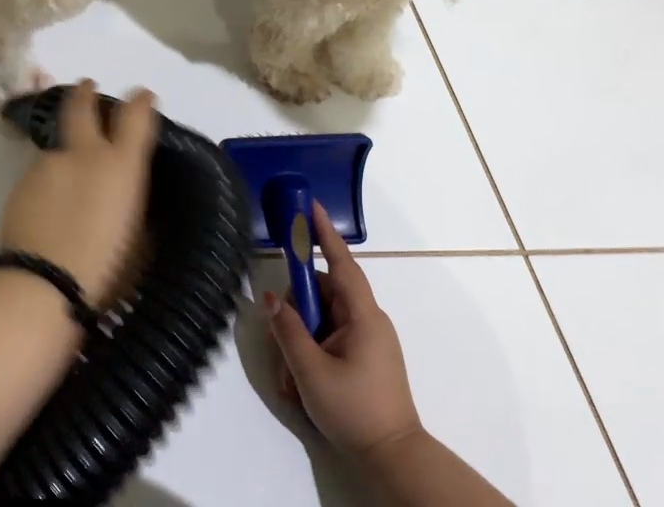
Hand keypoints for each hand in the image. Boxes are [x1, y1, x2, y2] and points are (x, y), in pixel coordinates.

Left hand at [0, 80, 156, 299]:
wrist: (42, 285)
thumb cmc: (105, 271)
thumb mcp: (139, 244)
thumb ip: (140, 215)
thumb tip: (138, 205)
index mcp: (122, 167)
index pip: (136, 117)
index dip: (141, 102)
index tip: (143, 94)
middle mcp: (84, 155)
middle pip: (82, 106)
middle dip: (86, 92)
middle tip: (87, 84)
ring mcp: (48, 164)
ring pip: (58, 146)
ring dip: (66, 153)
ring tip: (70, 182)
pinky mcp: (22, 182)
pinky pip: (41, 174)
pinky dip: (49, 182)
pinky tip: (51, 208)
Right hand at [265, 202, 424, 455]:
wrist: (393, 457)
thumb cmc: (354, 410)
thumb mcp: (310, 370)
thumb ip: (287, 329)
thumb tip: (271, 298)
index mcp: (362, 316)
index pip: (340, 263)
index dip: (324, 233)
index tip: (310, 205)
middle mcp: (367, 320)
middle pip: (322, 293)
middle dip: (296, 310)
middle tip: (281, 341)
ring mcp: (367, 339)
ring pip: (322, 318)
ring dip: (300, 338)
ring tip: (292, 377)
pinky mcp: (363, 357)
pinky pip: (329, 338)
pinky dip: (310, 351)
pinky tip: (300, 383)